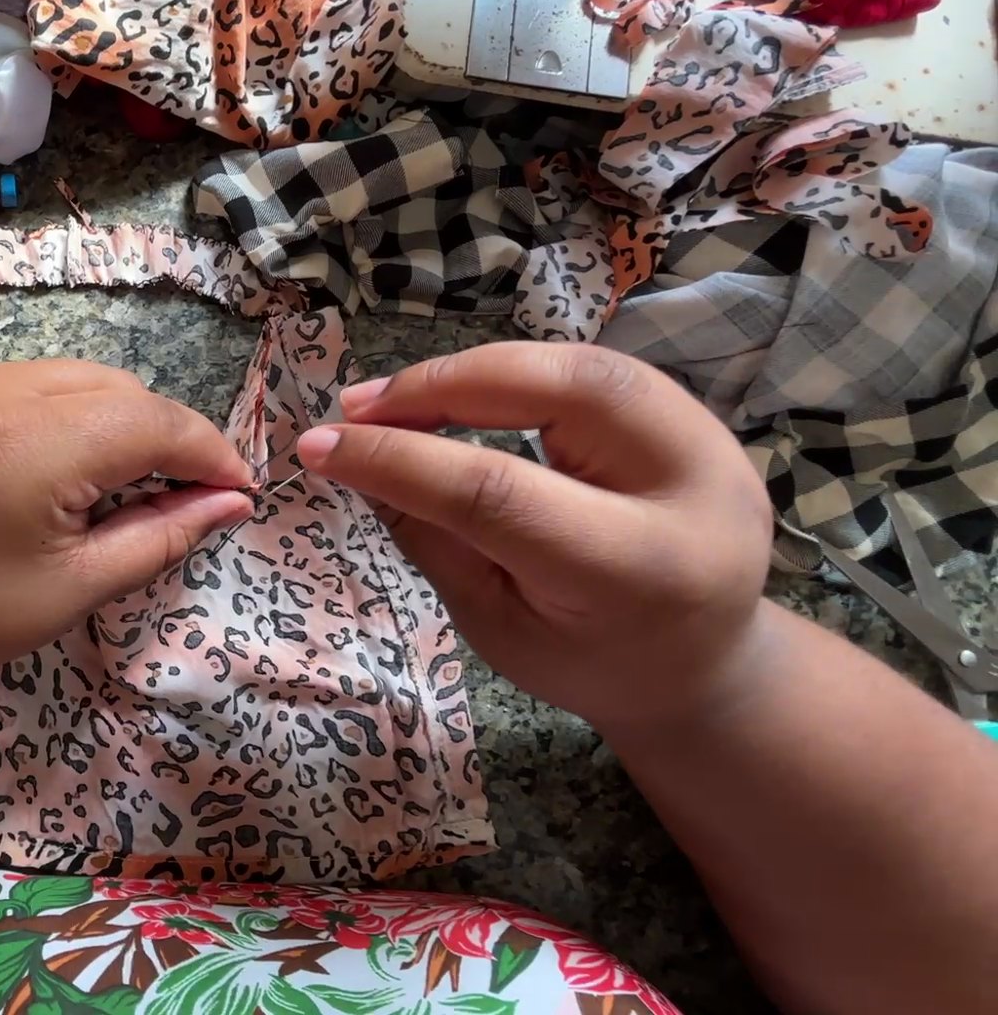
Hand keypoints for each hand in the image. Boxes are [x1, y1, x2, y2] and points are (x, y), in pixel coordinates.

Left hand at [0, 360, 253, 723]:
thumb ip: (160, 535)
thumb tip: (230, 502)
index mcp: (30, 442)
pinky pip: (27, 383)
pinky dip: (63, 413)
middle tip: (178, 495)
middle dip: (161, 435)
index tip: (238, 489)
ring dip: (114, 420)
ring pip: (74, 378)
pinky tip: (57, 463)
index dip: (207, 450)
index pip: (151, 420)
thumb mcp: (73, 589)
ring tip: (118, 482)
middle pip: (117, 388)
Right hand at [294, 342, 774, 732]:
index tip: (318, 446)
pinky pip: (584, 369)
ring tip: (392, 398)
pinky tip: (452, 392)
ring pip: (575, 363)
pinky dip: (504, 374)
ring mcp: (708, 441)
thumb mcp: (490, 620)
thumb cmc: (583, 661)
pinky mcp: (692, 417)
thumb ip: (430, 536)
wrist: (699, 664)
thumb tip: (353, 462)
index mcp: (633, 569)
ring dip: (469, 371)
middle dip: (442, 386)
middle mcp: (692, 488)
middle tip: (360, 407)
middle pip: (560, 390)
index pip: (495, 492)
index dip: (395, 460)